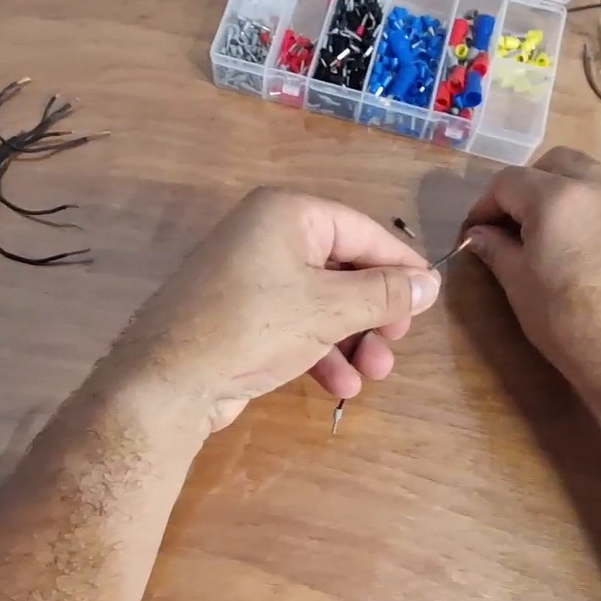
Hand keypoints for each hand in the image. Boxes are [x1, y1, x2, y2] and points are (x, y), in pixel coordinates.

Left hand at [112, 187, 440, 431]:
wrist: (169, 380)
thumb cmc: (253, 326)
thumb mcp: (329, 308)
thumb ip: (384, 294)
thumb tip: (431, 283)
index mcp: (287, 215)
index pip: (362, 231)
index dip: (400, 266)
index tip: (429, 299)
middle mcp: (267, 239)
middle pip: (342, 270)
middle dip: (374, 313)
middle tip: (397, 342)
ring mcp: (251, 281)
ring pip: (321, 305)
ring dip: (352, 340)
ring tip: (374, 374)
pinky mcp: (241, 320)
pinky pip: (294, 327)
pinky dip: (319, 353)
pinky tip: (340, 386)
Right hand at [462, 147, 600, 399]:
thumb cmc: (564, 318)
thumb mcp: (517, 283)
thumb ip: (495, 249)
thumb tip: (478, 235)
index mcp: (555, 197)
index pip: (507, 182)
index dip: (483, 206)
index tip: (473, 233)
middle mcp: (593, 186)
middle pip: (551, 164)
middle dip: (523, 187)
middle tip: (508, 224)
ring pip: (582, 174)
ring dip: (554, 191)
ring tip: (539, 232)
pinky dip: (579, 206)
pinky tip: (569, 244)